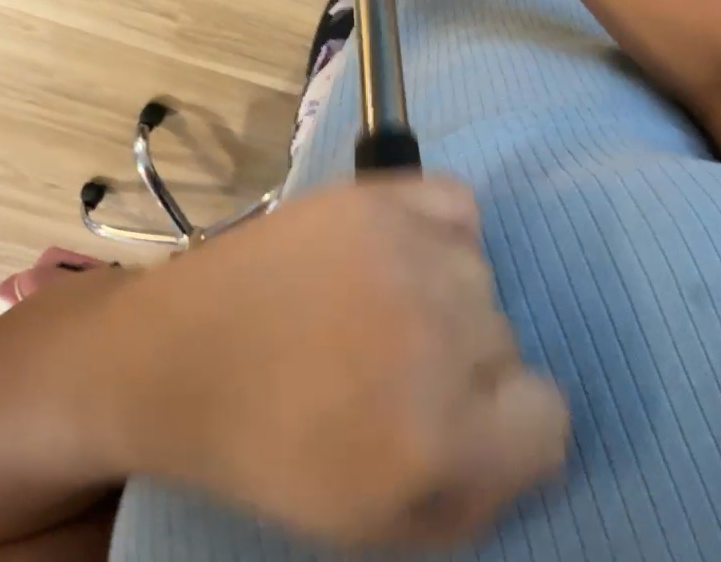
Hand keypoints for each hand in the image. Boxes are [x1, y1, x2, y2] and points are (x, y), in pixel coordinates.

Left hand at [127, 176, 569, 547]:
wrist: (171, 355)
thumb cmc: (266, 448)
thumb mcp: (372, 524)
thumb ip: (475, 497)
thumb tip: (533, 441)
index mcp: (438, 435)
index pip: (550, 420)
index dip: (506, 431)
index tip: (458, 423)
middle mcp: (440, 335)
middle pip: (510, 343)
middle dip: (466, 365)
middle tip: (391, 367)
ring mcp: (409, 252)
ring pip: (483, 276)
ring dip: (447, 296)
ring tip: (375, 308)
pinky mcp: (379, 196)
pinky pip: (459, 206)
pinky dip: (440, 227)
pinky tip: (391, 253)